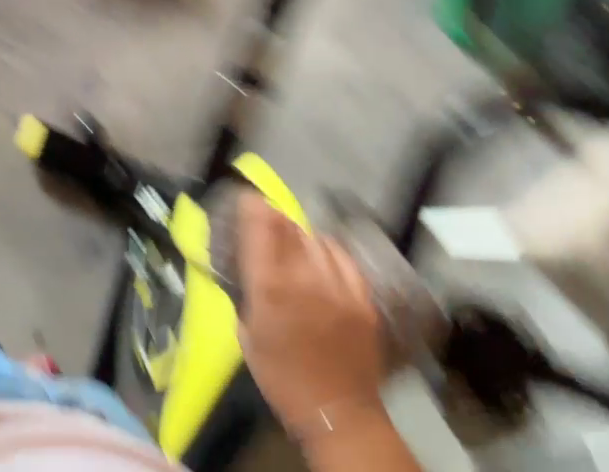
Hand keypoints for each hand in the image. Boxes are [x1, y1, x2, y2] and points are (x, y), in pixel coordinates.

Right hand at [235, 192, 385, 434]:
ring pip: (318, 239)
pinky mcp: (364, 299)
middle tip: (262, 218)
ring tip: (292, 242)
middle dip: (273, 218)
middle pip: (290, 227)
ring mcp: (341, 288)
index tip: (244, 196)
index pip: (261, 226)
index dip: (251, 205)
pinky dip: (329, 252)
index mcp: (270, 286)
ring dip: (300, 235)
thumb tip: (243, 262)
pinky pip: (344, 259)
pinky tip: (321, 258)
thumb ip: (247, 289)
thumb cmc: (279, 374)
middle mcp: (307, 278)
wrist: (337, 411)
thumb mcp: (246, 329)